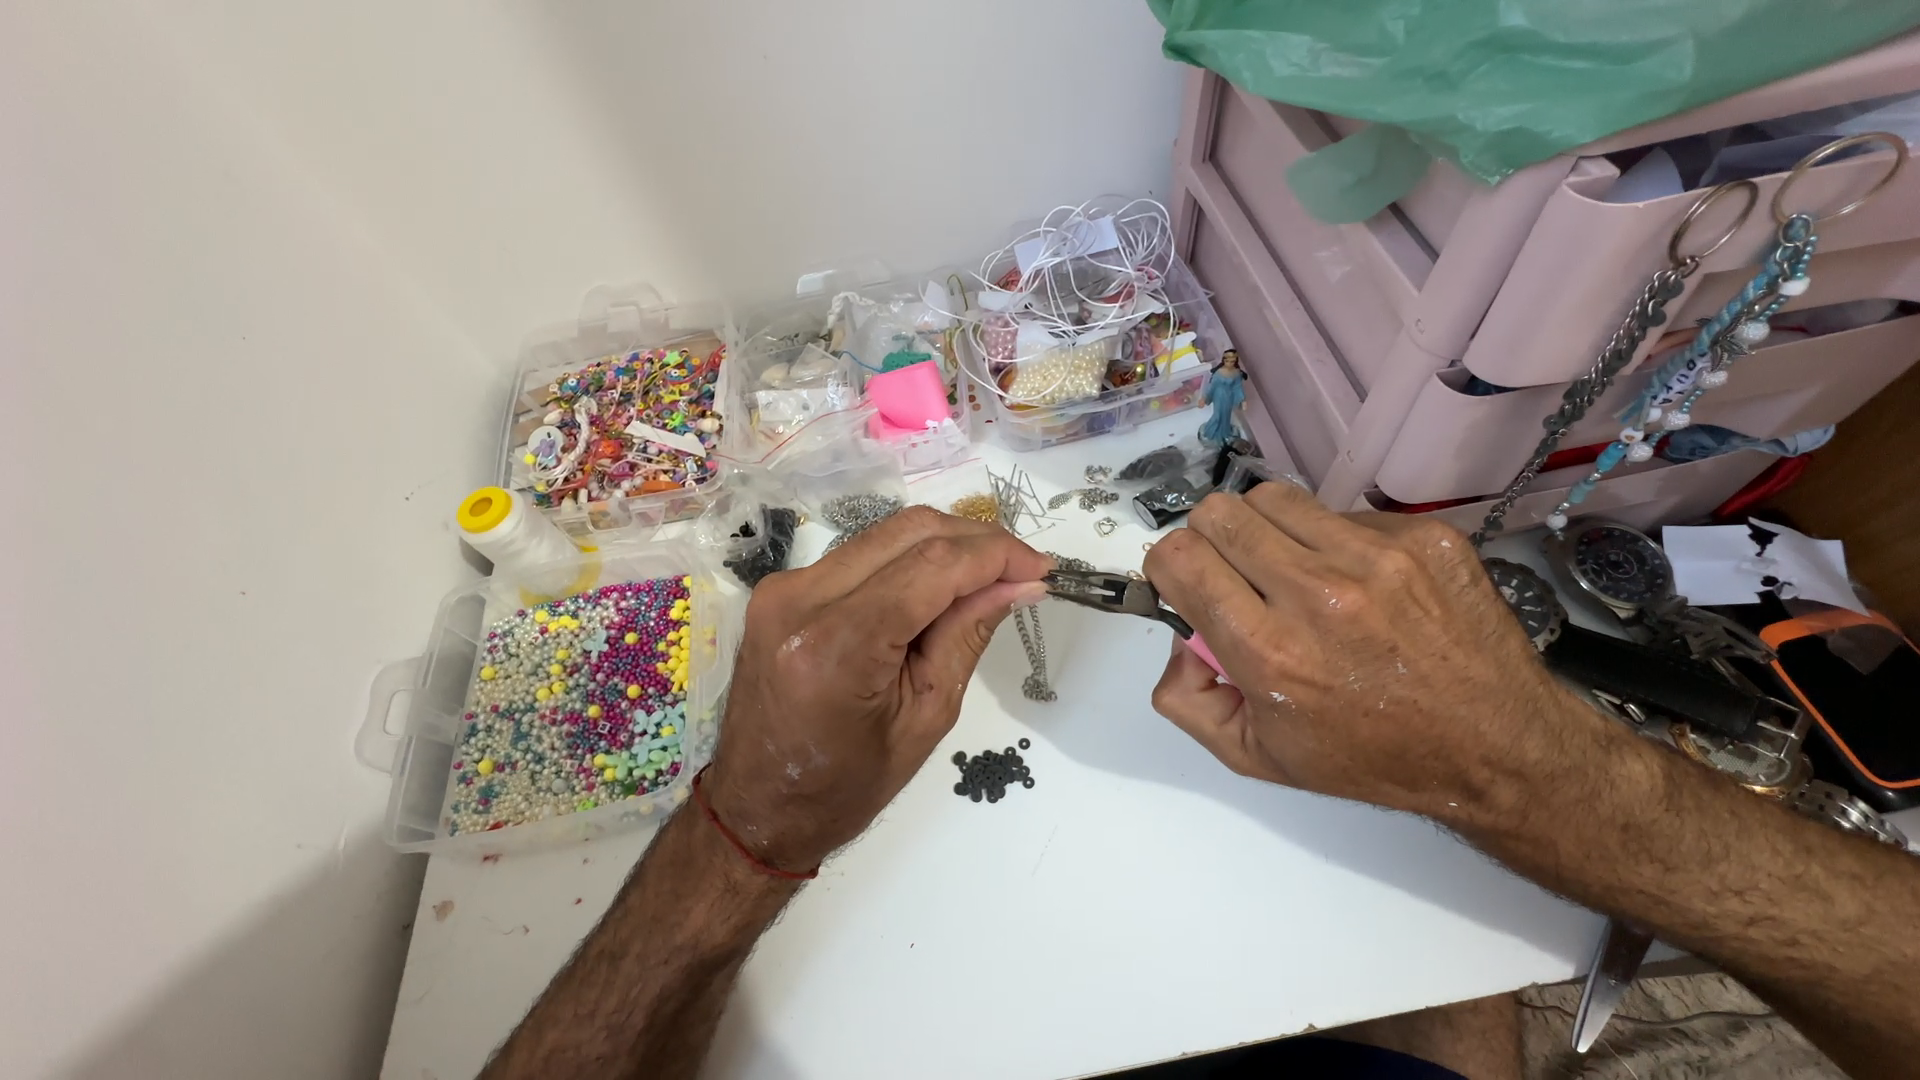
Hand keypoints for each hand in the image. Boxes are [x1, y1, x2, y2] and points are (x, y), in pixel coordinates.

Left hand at [704, 507, 1051, 871]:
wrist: (757, 804)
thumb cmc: (845, 785)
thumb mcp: (926, 717)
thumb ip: (969, 635)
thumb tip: (1021, 584)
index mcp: (835, 647)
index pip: (933, 566)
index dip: (996, 555)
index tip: (1040, 567)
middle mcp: (801, 600)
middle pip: (909, 531)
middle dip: (976, 539)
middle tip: (1021, 570)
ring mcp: (783, 588)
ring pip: (885, 534)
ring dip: (945, 546)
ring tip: (988, 579)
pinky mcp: (781, 588)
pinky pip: (861, 553)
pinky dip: (909, 559)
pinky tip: (938, 588)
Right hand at [1142, 481, 1571, 822]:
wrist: (1500, 747)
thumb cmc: (1368, 757)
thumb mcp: (1253, 756)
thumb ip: (1186, 698)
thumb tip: (1178, 634)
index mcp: (1269, 651)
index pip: (1179, 558)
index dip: (1169, 568)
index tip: (1188, 586)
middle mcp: (1318, 593)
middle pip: (1217, 514)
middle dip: (1208, 542)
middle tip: (1235, 576)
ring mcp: (1376, 557)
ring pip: (1272, 498)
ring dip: (1264, 531)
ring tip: (1290, 570)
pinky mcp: (1423, 537)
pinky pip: (1340, 512)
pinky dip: (1329, 541)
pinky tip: (1355, 581)